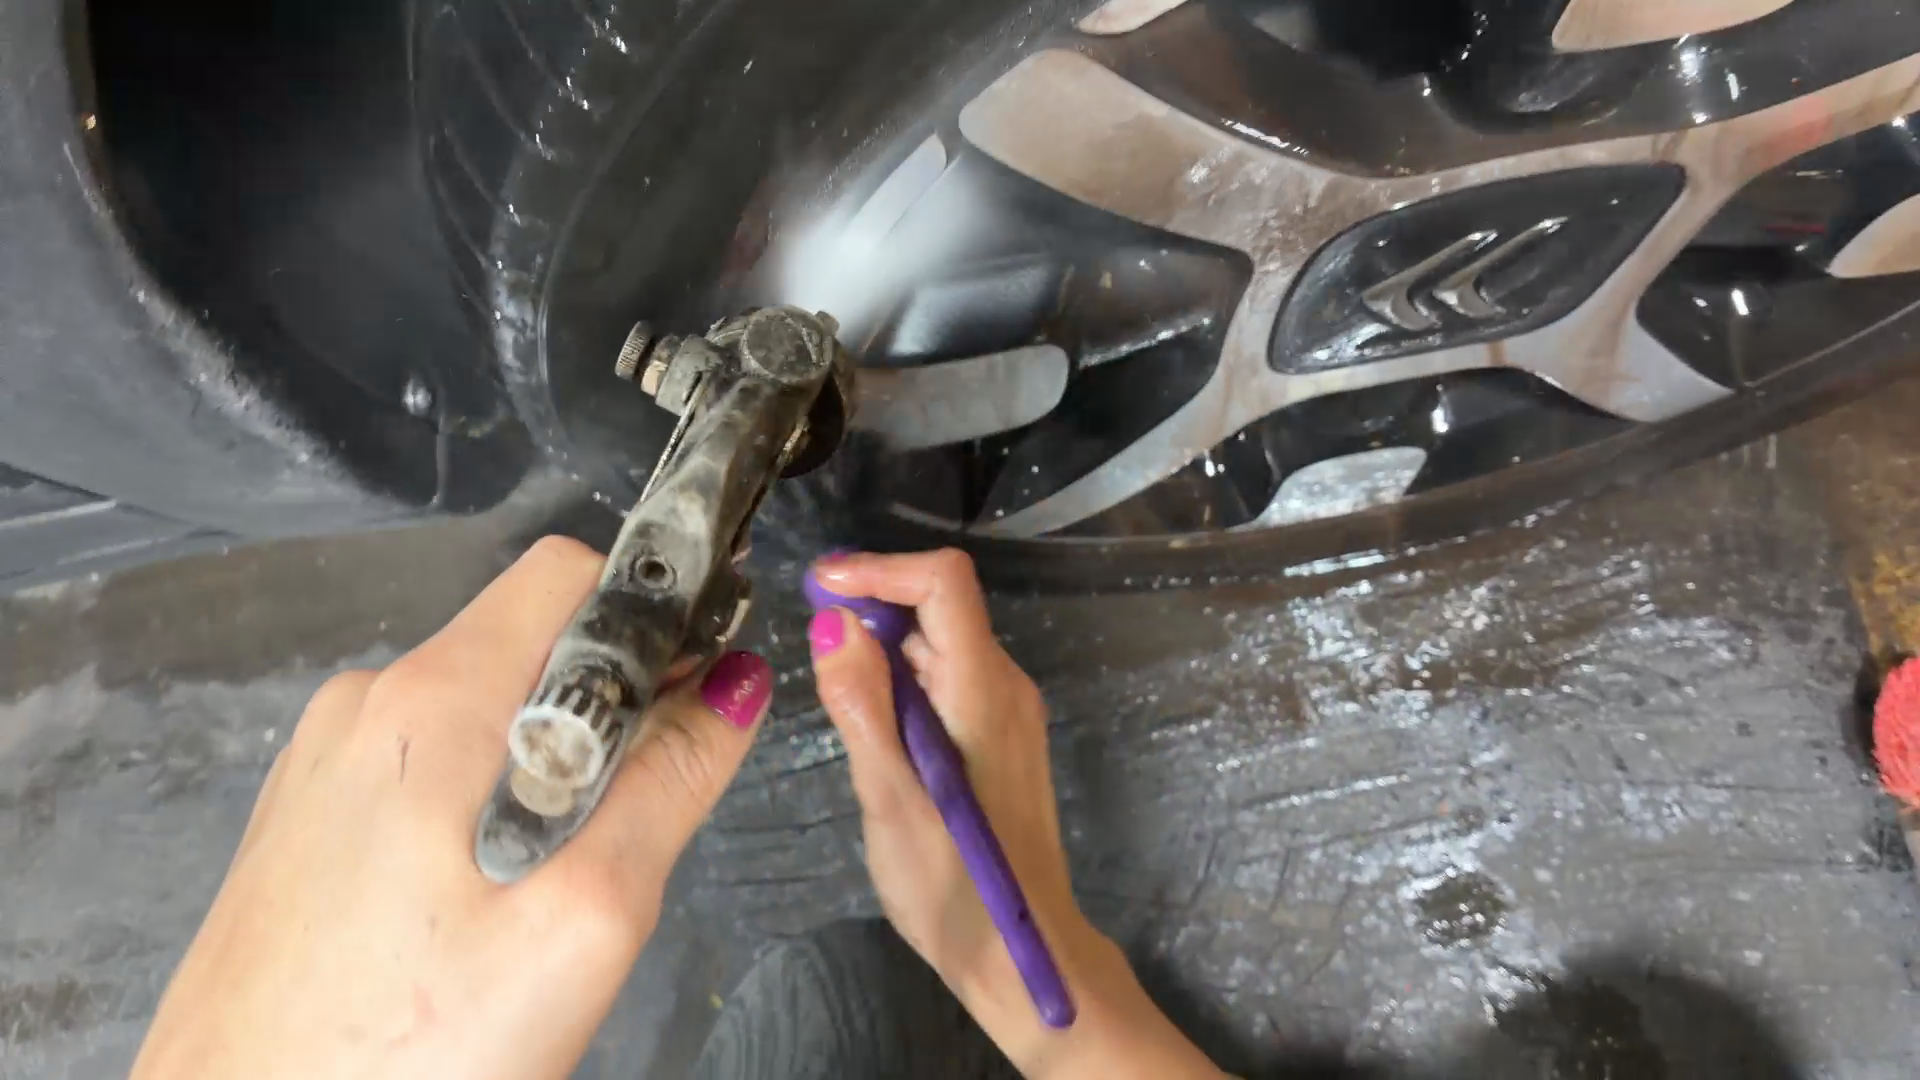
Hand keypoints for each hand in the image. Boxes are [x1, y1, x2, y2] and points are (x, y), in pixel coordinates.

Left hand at [133, 537, 774, 1079]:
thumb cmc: (416, 1056)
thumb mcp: (589, 914)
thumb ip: (673, 781)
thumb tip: (740, 682)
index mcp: (435, 700)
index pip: (570, 574)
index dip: (652, 609)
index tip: (699, 676)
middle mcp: (372, 698)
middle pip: (539, 632)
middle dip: (619, 686)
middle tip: (648, 787)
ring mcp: (333, 752)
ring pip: (500, 690)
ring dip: (569, 737)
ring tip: (577, 846)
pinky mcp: (317, 804)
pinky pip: (449, 743)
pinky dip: (508, 772)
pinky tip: (504, 869)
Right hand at [808, 550, 1223, 1078]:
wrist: (1023, 950)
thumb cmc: (953, 887)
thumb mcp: (889, 797)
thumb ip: (861, 704)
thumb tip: (834, 621)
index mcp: (983, 688)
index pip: (944, 582)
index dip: (881, 569)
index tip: (821, 587)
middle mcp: (1005, 682)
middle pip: (941, 605)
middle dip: (875, 604)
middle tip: (815, 638)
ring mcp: (1009, 707)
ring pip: (942, 641)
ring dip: (886, 644)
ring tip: (838, 686)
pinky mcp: (1001, 730)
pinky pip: (950, 676)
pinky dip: (905, 676)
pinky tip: (877, 719)